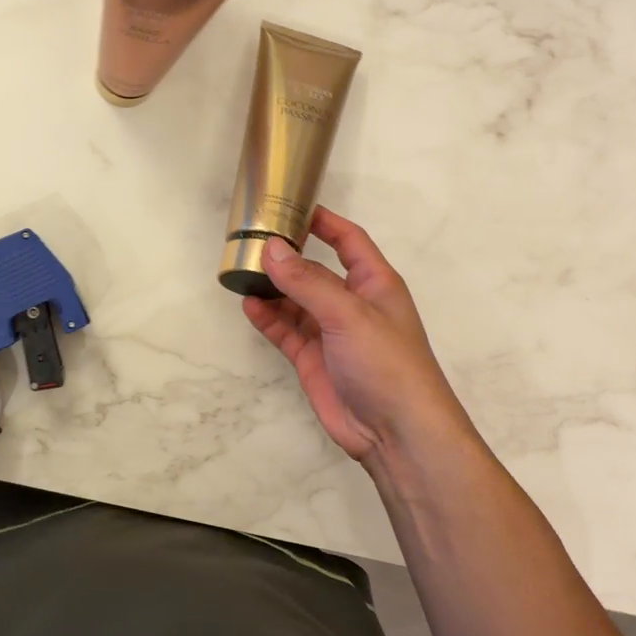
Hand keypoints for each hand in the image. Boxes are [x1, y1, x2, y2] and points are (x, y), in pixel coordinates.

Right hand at [241, 208, 473, 465]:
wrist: (396, 431)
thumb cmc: (386, 363)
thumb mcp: (348, 314)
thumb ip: (306, 281)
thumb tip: (270, 248)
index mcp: (374, 283)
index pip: (348, 241)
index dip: (323, 222)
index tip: (290, 205)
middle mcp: (351, 303)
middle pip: (314, 270)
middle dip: (286, 256)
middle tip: (249, 241)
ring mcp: (330, 333)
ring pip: (295, 300)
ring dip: (271, 287)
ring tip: (240, 272)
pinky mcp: (313, 359)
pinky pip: (285, 330)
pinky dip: (267, 317)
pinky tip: (248, 304)